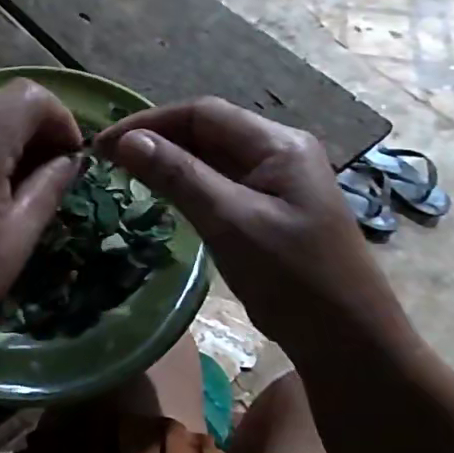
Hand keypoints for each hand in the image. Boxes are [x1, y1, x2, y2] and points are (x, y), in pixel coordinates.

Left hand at [0, 79, 83, 366]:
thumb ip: (49, 186)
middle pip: (4, 97)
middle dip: (39, 125)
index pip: (30, 97)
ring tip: (30, 179)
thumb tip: (72, 159)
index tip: (73, 160)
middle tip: (56, 169)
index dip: (62, 120)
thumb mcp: (17, 238)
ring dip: (14, 134)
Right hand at [94, 98, 377, 344]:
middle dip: (158, 140)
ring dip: (170, 162)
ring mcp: (277, 182)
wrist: (347, 339)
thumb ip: (179, 176)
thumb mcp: (231, 222)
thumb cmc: (293, 278)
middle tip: (109, 162)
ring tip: (125, 175)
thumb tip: (127, 141)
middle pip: (208, 131)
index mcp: (278, 144)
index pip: (203, 113)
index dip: (150, 123)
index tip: (106, 144)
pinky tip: (162, 198)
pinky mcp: (270, 210)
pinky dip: (188, 186)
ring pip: (212, 158)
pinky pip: (221, 185)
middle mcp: (279, 152)